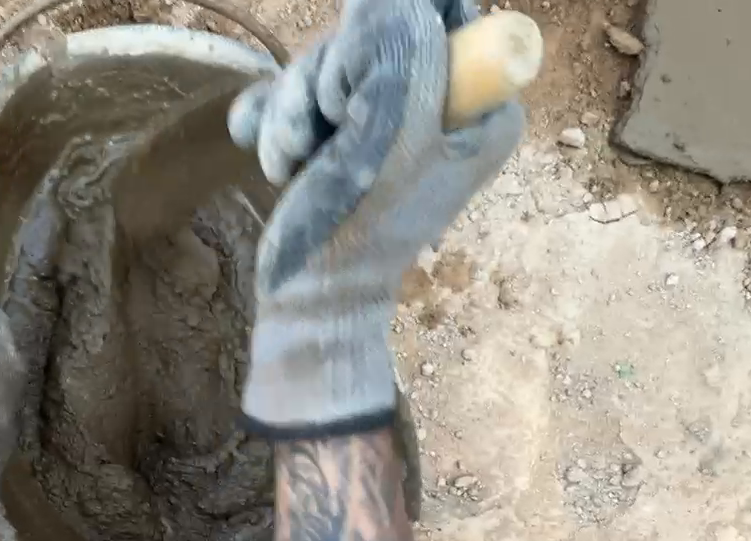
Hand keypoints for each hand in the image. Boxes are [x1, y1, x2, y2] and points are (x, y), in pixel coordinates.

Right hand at [229, 0, 524, 436]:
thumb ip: (401, 38)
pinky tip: (270, 156)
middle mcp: (437, 110)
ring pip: (328, 64)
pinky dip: (277, 122)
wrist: (311, 301)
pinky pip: (299, 98)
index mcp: (479, 108)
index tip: (359, 92)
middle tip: (322, 132)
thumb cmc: (357, 231)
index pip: (442, 12)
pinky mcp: (337, 145)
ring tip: (290, 163)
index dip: (389, 34)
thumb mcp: (394, 125)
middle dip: (327, 79)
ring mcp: (382, 128)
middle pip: (374, 34)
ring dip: (294, 109)